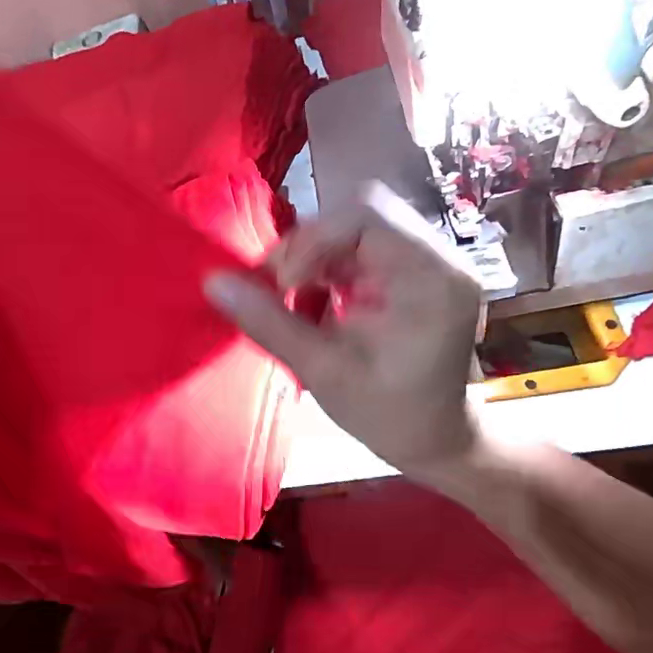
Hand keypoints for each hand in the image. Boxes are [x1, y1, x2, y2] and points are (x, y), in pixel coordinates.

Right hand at [205, 182, 483, 474]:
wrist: (436, 438)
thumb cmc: (388, 414)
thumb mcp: (324, 372)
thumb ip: (270, 323)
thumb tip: (213, 282)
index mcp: (432, 278)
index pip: (366, 215)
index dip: (312, 240)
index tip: (280, 284)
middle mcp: (440, 257)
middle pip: (362, 213)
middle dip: (310, 246)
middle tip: (278, 286)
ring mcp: (432, 260)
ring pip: (359, 227)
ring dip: (317, 257)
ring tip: (295, 297)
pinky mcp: (417, 270)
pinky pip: (364, 247)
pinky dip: (330, 268)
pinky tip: (317, 302)